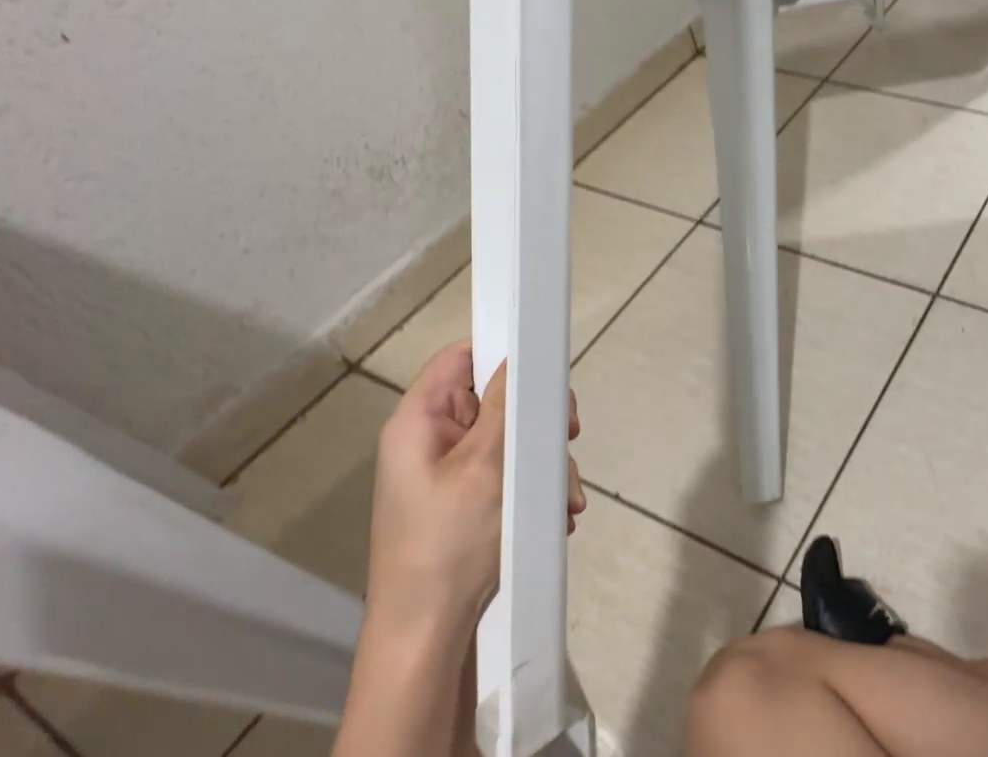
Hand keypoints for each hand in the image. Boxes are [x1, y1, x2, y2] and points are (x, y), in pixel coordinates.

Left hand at [365, 342, 586, 626]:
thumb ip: (506, 406)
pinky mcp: (470, 504)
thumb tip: (519, 358)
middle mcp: (434, 442)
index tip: (546, 378)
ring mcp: (452, 476)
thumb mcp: (486, 468)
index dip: (504, 355)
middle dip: (539, 423)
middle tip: (566, 441)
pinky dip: (539, 493)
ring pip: (515, 442)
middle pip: (499, 400)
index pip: (461, 358)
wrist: (430, 634)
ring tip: (566, 502)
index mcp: (421, 422)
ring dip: (547, 467)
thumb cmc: (451, 544)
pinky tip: (557, 518)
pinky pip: (514, 477)